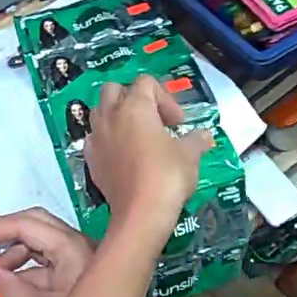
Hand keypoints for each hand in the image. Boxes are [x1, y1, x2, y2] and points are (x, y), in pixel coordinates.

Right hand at [0, 207, 94, 296]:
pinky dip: (27, 266)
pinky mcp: (76, 268)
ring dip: (15, 252)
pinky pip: (47, 258)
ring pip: (40, 241)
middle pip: (35, 224)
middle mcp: (74, 242)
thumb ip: (13, 291)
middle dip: (6, 232)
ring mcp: (77, 254)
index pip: (28, 226)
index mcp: (69, 246)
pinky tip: (11, 283)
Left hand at [86, 76, 212, 230]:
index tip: (178, 123)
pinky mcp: (91, 160)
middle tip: (153, 120)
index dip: (166, 98)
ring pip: (100, 112)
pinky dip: (108, 140)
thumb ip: (196, 140)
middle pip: (114, 89)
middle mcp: (110, 116)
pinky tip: (123, 156)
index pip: (146, 82)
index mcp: (135, 107)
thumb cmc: (167, 175)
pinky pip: (95, 139)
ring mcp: (97, 138)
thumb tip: (205, 136)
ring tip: (137, 135)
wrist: (140, 213)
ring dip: (117, 116)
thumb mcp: (189, 154)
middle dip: (133, 98)